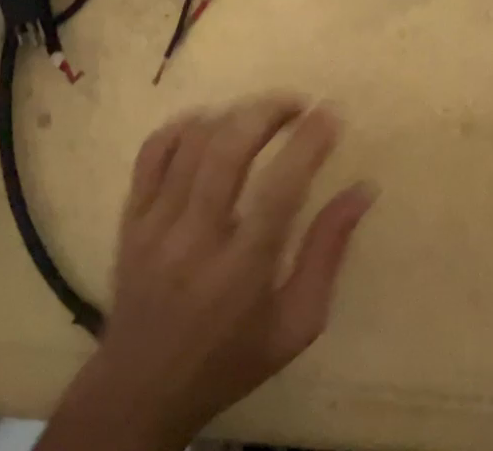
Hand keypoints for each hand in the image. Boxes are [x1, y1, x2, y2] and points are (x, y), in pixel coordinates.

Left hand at [45, 96, 374, 450]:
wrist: (142, 389)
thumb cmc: (232, 359)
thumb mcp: (297, 323)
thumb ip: (328, 252)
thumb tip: (363, 190)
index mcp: (241, 272)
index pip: (279, 189)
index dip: (308, 143)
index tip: (331, 114)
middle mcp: (194, 241)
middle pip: (227, 151)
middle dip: (267, 112)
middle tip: (297, 103)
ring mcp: (154, 226)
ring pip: (191, 144)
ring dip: (232, 115)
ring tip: (262, 113)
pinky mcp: (129, 220)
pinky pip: (151, 154)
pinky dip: (182, 127)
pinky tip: (209, 124)